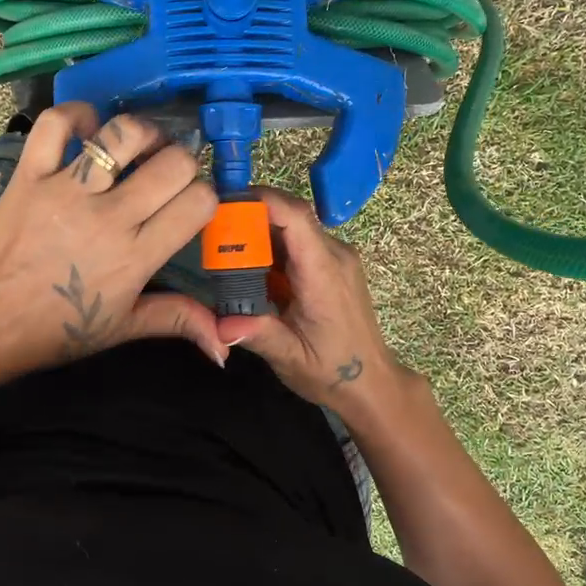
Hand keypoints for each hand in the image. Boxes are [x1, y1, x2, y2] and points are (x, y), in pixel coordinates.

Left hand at [0, 102, 224, 375]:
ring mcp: (67, 192)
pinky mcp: (30, 175)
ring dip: (140, 133)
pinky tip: (87, 129)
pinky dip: (76, 115)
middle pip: (173, 162)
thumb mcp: (123, 328)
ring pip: (122, 135)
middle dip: (181, 161)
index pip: (199, 202)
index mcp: (137, 256)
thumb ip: (178, 319)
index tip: (188, 201)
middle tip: (165, 172)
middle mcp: (109, 217)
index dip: (203, 195)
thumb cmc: (57, 329)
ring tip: (135, 146)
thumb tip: (226, 344)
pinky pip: (56, 125)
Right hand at [215, 187, 408, 416]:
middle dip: (251, 213)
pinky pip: (299, 240)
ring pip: (293, 225)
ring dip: (260, 229)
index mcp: (324, 273)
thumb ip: (258, 334)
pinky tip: (251, 266)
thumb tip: (218, 325)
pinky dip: (272, 245)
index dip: (261, 201)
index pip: (295, 217)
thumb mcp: (291, 358)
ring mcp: (336, 257)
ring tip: (225, 246)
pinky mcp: (333, 263)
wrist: (372, 384)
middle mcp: (334, 255)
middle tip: (212, 226)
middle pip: (291, 214)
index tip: (223, 201)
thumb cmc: (333, 372)